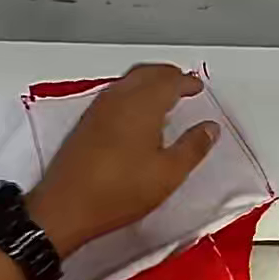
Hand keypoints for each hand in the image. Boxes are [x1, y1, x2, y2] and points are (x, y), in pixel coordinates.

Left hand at [27, 63, 219, 256]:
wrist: (67, 206)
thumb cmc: (122, 191)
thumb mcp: (168, 173)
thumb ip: (192, 147)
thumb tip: (211, 128)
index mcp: (142, 105)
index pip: (169, 81)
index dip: (187, 81)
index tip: (198, 86)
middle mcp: (118, 98)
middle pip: (145, 73)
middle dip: (167, 75)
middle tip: (182, 83)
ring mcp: (98, 109)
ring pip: (127, 82)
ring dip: (148, 82)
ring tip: (163, 97)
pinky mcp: (85, 124)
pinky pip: (114, 96)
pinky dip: (132, 94)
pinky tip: (136, 115)